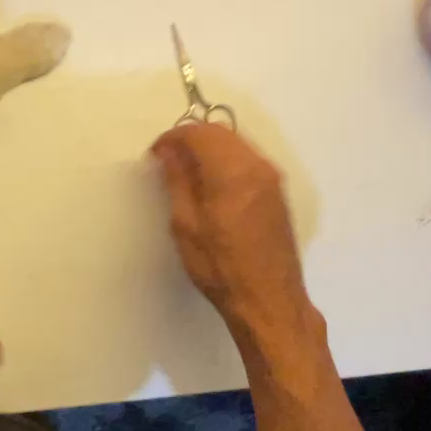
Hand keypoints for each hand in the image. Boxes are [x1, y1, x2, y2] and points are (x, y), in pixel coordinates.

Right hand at [152, 124, 314, 348]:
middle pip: (221, 132)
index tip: (154, 154)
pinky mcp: (276, 191)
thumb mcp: (186, 225)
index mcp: (233, 174)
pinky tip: (208, 183)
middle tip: (165, 160)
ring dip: (207, 148)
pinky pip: (247, 158)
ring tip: (183, 172)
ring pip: (236, 143)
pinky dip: (223, 159)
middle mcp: (258, 167)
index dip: (172, 137)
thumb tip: (169, 152)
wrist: (267, 298)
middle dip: (189, 138)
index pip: (200, 134)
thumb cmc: (219, 267)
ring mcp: (272, 178)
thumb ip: (178, 182)